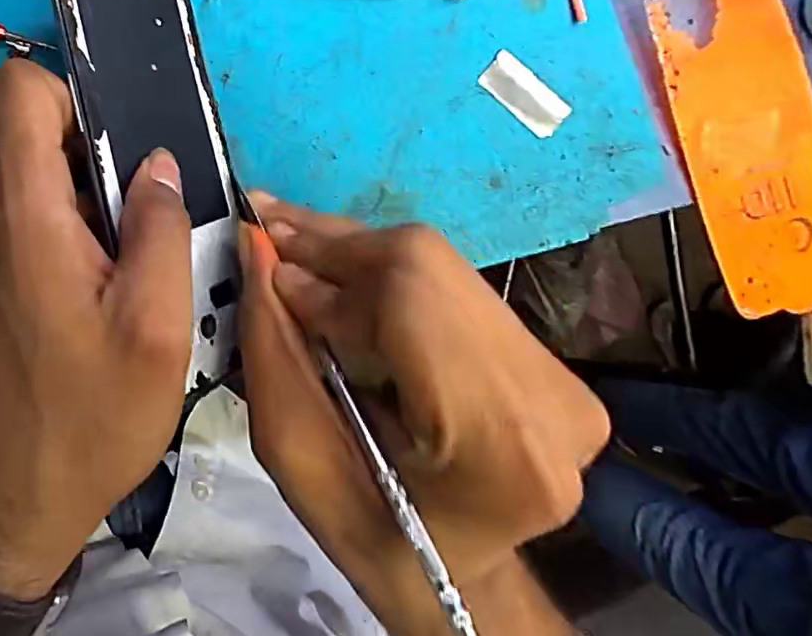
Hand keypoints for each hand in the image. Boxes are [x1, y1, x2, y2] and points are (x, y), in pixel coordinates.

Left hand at [0, 58, 194, 600]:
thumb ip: (162, 227)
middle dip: (92, 156)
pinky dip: (55, 226)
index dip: (72, 94)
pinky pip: (14, 214)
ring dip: (78, 198)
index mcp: (19, 211)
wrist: (6, 506)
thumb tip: (155, 162)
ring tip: (118, 265)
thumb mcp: (157, 327)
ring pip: (27, 174)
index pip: (19, 89)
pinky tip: (84, 288)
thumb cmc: (88, 418)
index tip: (118, 145)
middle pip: (30, 132)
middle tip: (138, 223)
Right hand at [238, 196, 608, 634]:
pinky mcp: (541, 351)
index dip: (326, 264)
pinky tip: (335, 273)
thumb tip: (255, 246)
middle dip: (330, 245)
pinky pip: (444, 276)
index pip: (407, 293)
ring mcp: (556, 368)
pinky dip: (379, 268)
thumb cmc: (366, 536)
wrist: (453, 578)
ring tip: (291, 251)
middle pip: (420, 262)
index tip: (262, 259)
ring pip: (430, 259)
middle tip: (266, 233)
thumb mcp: (293, 451)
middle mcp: (549, 394)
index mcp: (498, 442)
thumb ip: (271, 344)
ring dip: (349, 251)